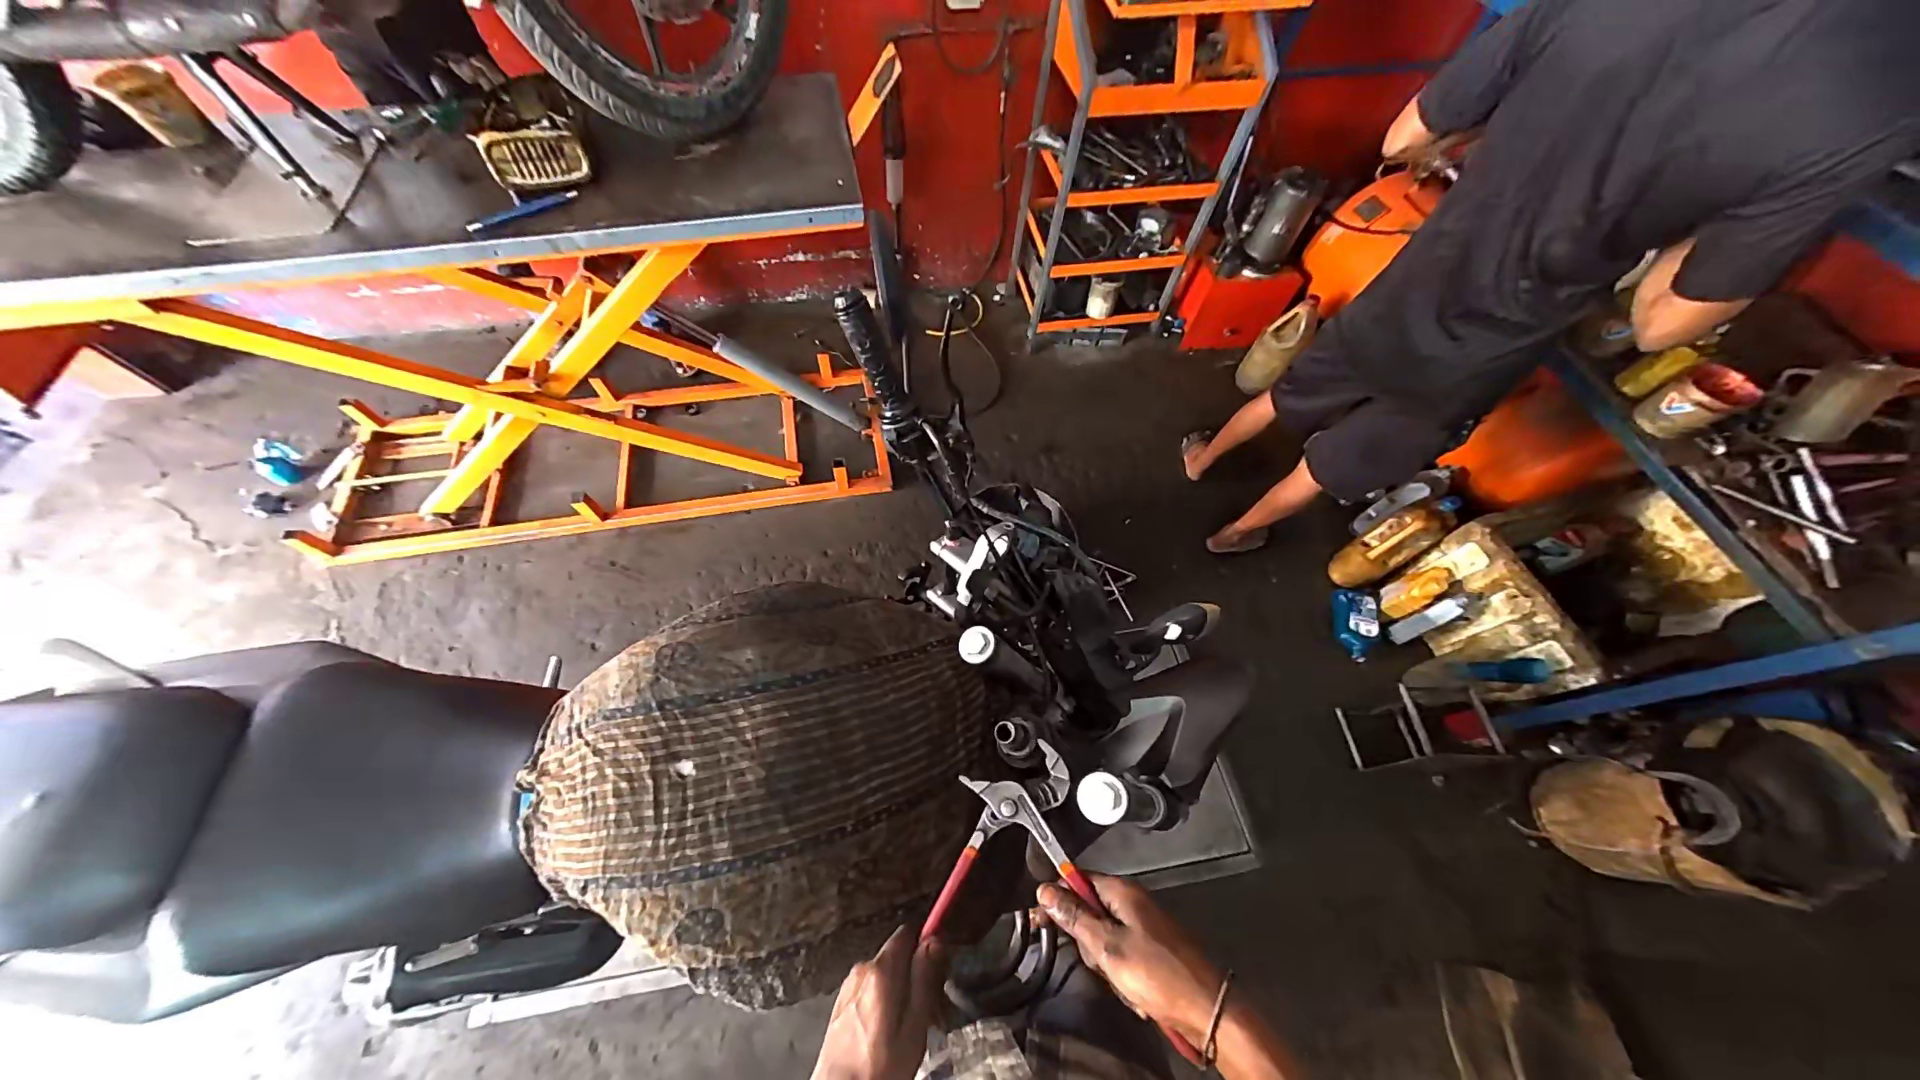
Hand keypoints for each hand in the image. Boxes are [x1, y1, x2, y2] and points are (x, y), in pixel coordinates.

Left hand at [809, 926, 948, 1079]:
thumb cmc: (880, 1067)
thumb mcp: (914, 1025)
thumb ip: (925, 978)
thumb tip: (935, 939)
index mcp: (881, 970)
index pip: (908, 932)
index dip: (928, 943)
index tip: (941, 967)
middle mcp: (862, 969)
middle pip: (899, 955)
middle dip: (918, 974)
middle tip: (934, 1009)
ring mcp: (849, 986)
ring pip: (886, 975)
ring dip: (904, 991)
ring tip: (915, 1026)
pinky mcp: (842, 1004)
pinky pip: (871, 990)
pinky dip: (886, 1002)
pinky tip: (892, 1032)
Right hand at [1035, 873, 1224, 1045]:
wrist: (1208, 1012)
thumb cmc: (1158, 975)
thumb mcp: (1107, 946)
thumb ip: (1075, 917)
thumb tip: (1046, 889)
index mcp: (1122, 892)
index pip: (1077, 879)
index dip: (1057, 897)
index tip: (1041, 919)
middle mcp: (1133, 903)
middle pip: (1089, 911)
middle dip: (1087, 941)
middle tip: (1099, 962)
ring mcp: (1144, 927)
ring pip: (1104, 939)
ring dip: (1106, 965)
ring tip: (1122, 982)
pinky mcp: (1152, 951)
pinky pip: (1122, 957)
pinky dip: (1122, 976)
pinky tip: (1135, 993)